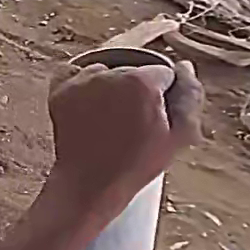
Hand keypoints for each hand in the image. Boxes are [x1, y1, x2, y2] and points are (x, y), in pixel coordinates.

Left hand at [46, 58, 202, 227]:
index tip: (155, 118)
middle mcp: (107, 75)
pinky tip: (88, 107)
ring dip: (109, 87)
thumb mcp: (179, 135)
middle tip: (131, 122)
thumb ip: (190, 96)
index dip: (163, 96)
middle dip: (136, 91)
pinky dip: (81, 85)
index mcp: (140, 82)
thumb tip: (184, 66)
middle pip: (133, 71)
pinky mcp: (59, 91)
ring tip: (108, 119)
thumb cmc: (135, 164)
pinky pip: (74, 74)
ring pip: (104, 72)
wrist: (88, 183)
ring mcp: (79, 82)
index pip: (163, 73)